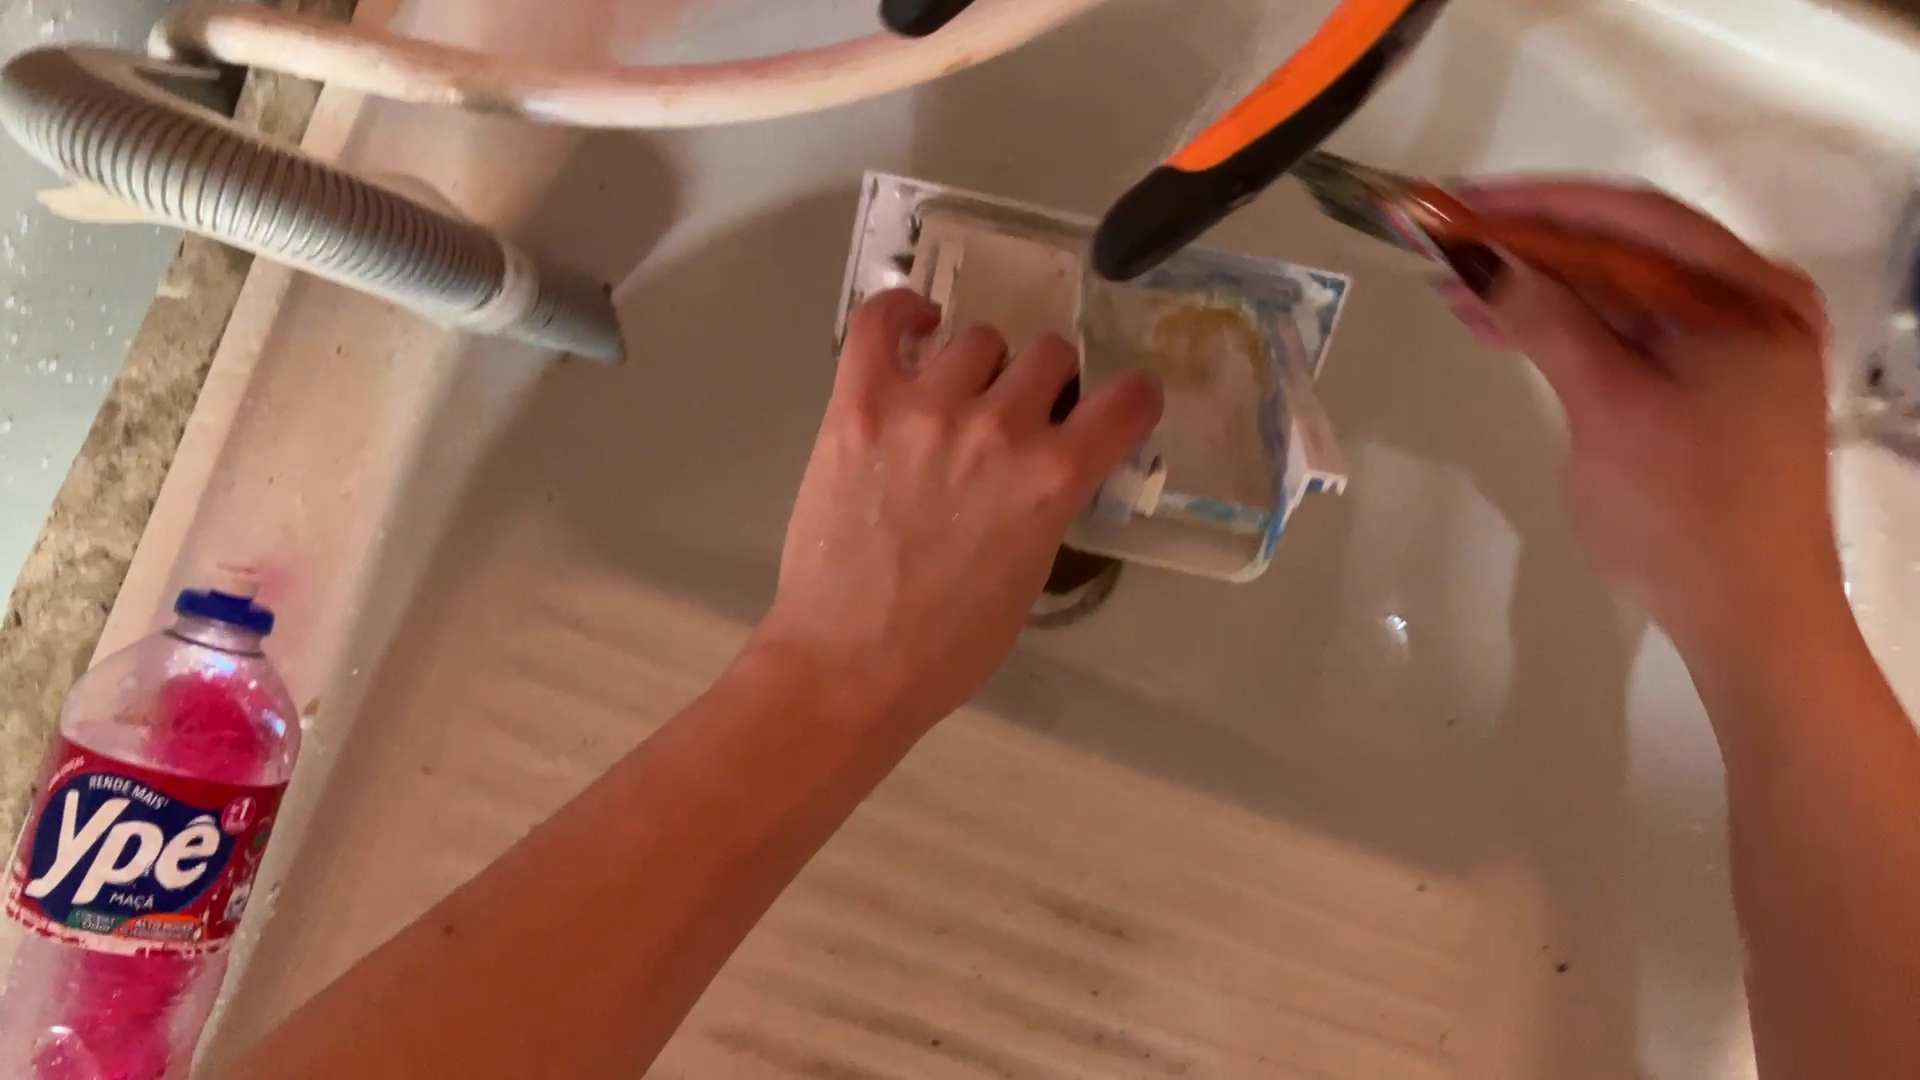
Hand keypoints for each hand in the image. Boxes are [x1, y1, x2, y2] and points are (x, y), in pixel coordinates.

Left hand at [748, 289, 1162, 729]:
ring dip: (981, 366)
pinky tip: (915, 330)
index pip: (1127, 401)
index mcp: (1052, 479)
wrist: (849, 665)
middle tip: (1020, 418)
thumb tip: (1047, 459)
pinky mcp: (859, 406)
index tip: (1117, 408)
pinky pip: (880, 321)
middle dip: (1046, 385)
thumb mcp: (1031, 577)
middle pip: (1049, 355)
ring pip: (978, 338)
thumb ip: (1048, 503)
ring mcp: (924, 409)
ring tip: (956, 398)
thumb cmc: (948, 647)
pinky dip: (902, 313)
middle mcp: (998, 428)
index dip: (1131, 400)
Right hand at [1449, 183, 1839, 659]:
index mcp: (1741, 294)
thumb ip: (1551, 323)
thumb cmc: (1680, 506)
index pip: (1627, 219)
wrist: (1736, 602)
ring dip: (1528, 288)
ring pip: (1603, 293)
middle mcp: (1736, 302)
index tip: (1455, 207)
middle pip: (1615, 250)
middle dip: (1523, 246)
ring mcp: (1710, 343)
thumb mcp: (1609, 405)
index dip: (1534, 206)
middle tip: (1440, 244)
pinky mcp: (1680, 380)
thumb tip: (1483, 258)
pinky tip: (1494, 326)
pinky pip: (1606, 333)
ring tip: (1450, 290)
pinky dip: (1549, 327)